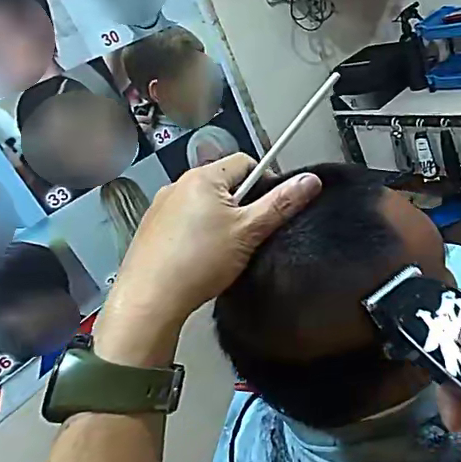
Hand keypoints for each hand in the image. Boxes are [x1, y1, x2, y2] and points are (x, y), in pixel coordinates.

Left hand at [108, 155, 319, 326]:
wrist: (149, 299)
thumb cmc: (198, 262)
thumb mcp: (250, 231)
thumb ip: (282, 203)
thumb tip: (311, 181)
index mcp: (203, 177)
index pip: (247, 162)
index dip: (266, 182)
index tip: (270, 210)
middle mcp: (178, 185)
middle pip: (226, 183)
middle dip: (243, 204)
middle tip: (250, 234)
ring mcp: (162, 206)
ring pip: (206, 203)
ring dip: (221, 219)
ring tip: (226, 250)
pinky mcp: (152, 228)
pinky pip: (186, 220)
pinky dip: (199, 233)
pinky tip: (203, 257)